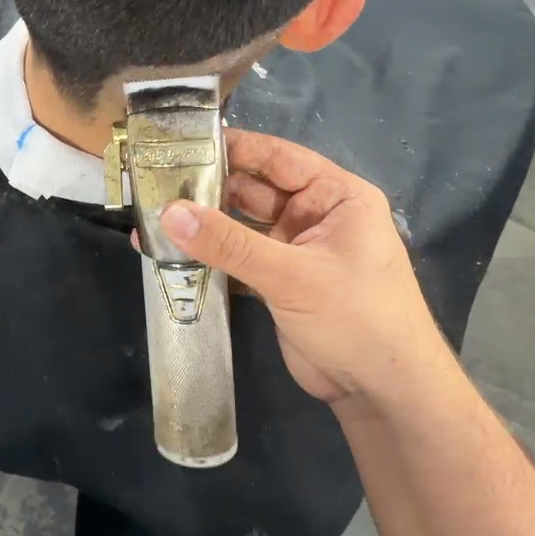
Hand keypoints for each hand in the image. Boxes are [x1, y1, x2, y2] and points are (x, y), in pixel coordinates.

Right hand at [158, 129, 450, 407]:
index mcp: (336, 196)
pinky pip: (236, 258)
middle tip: (152, 180)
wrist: (384, 394)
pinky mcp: (278, 282)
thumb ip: (228, 243)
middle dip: (207, 187)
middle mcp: (315, 215)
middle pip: (252, 190)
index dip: (232, 147)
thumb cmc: (356, 318)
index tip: (180, 141)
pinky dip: (207, 256)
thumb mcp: (291, 276)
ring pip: (240, 226)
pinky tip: (167, 252)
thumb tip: (168, 213)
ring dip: (202, 224)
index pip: (277, 157)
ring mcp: (295, 250)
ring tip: (150, 215)